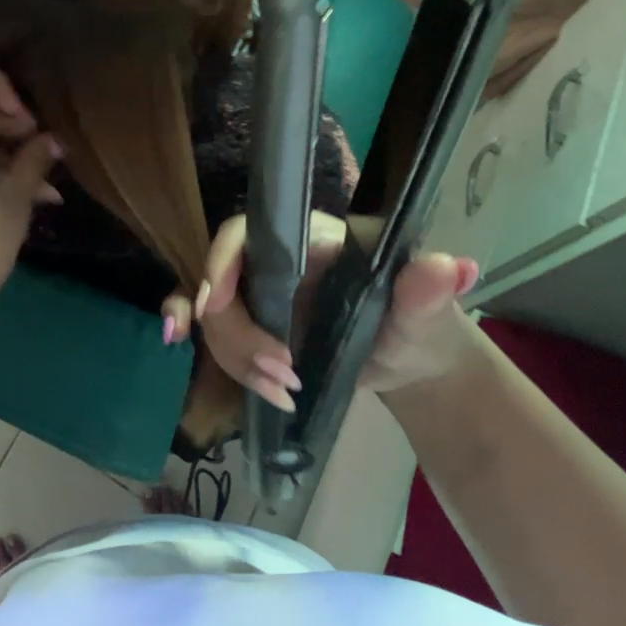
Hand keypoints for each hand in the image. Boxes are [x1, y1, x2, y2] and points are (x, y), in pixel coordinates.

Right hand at [184, 212, 478, 408]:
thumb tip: (449, 268)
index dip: (221, 260)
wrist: (409, 362)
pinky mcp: (250, 323)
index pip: (250, 232)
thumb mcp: (429, 314)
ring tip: (283, 392)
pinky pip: (208, 326)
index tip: (211, 301)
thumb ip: (429, 292)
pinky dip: (195, 338)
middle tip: (281, 373)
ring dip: (235, 355)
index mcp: (311, 239)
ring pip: (214, 315)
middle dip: (239, 333)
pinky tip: (177, 344)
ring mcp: (258, 292)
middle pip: (222, 282)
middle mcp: (274, 258)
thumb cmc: (421, 327)